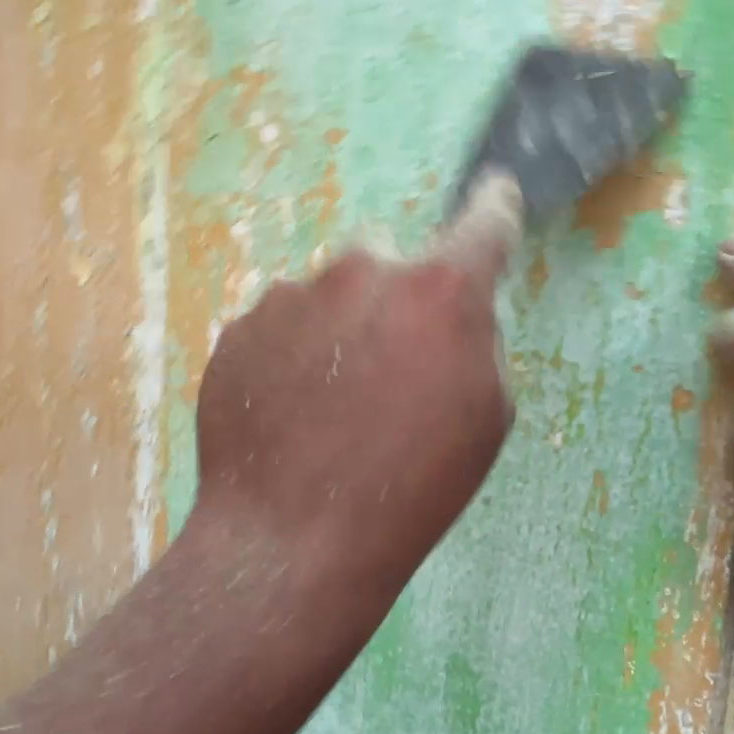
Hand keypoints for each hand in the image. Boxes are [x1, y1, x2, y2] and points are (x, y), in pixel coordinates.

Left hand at [192, 239, 514, 613]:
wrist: (293, 539)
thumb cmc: (413, 488)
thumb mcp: (486, 419)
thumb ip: (477, 343)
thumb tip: (453, 316)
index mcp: (438, 291)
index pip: (483, 225)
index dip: (495, 209)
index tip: (495, 193)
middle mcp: (361, 272)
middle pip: (388, 257)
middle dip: (393, 295)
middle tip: (386, 366)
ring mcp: (289, 296)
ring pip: (327, 294)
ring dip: (336, 328)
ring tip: (327, 407)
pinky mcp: (238, 328)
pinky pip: (280, 326)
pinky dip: (290, 355)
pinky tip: (287, 414)